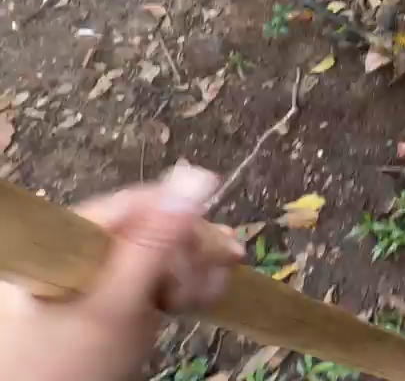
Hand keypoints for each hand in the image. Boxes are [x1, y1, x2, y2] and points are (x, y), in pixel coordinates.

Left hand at [0, 165, 243, 380]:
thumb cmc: (66, 365)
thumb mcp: (115, 303)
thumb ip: (154, 240)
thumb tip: (199, 175)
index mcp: (58, 246)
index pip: (136, 203)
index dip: (182, 218)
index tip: (215, 244)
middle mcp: (72, 250)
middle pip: (156, 224)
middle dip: (193, 251)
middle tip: (208, 281)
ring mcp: (90, 271)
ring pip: (166, 244)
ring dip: (198, 266)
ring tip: (203, 296)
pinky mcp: (108, 287)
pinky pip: (160, 265)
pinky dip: (189, 277)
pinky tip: (199, 295)